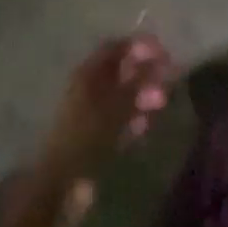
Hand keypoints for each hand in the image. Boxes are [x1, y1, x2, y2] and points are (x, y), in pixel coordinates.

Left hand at [46, 34, 172, 167]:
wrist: (61, 180)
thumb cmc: (89, 134)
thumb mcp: (118, 104)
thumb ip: (140, 80)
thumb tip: (160, 60)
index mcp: (89, 72)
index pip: (117, 47)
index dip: (142, 46)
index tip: (165, 55)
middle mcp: (89, 85)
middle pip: (123, 70)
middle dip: (147, 75)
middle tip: (166, 85)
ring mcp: (91, 108)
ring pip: (123, 93)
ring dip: (143, 97)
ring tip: (158, 108)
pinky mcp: (94, 130)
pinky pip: (119, 115)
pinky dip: (133, 116)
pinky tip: (143, 127)